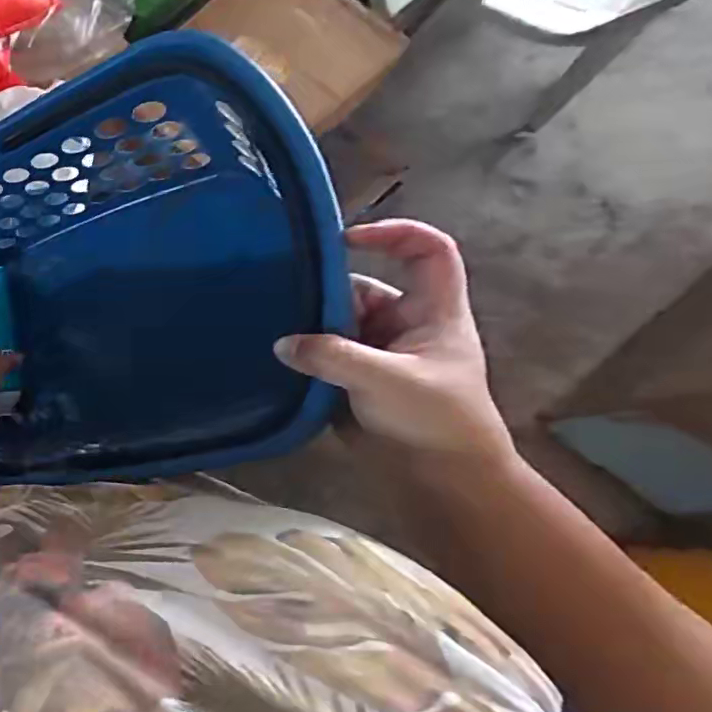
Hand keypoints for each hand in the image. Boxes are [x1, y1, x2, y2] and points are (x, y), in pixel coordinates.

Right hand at [273, 220, 513, 460]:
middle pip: (362, 289)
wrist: (440, 478)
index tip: (345, 239)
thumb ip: (331, 356)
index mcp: (432, 312)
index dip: (394, 232)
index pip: (428, 251)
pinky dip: (300, 353)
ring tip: (271, 327)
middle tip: (285, 298)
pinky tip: (275, 355)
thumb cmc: (434, 420)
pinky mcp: (351, 379)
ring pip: (334, 323)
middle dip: (325, 293)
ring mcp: (375, 353)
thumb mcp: (386, 381)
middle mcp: (403, 325)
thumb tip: (282, 343)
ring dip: (307, 326)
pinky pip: (320, 353)